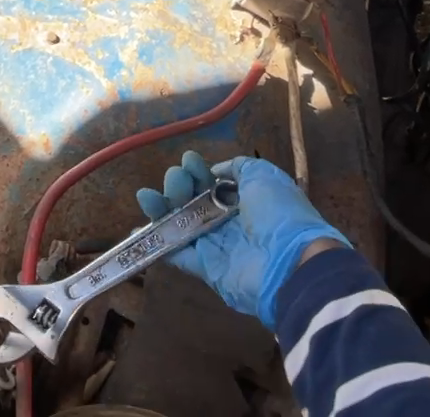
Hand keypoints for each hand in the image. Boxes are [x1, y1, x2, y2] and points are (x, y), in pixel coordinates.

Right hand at [136, 152, 349, 327]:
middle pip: (192, 199)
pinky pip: (176, 253)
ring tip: (147, 195)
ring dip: (162, 206)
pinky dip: (157, 242)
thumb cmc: (279, 214)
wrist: (291, 264)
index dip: (198, 170)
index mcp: (244, 200)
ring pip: (180, 222)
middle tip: (179, 179)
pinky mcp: (205, 267)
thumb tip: (216, 172)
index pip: (212, 182)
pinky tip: (139, 229)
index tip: (189, 161)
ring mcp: (215, 244)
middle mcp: (228, 221)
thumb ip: (239, 167)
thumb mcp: (264, 176)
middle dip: (178, 183)